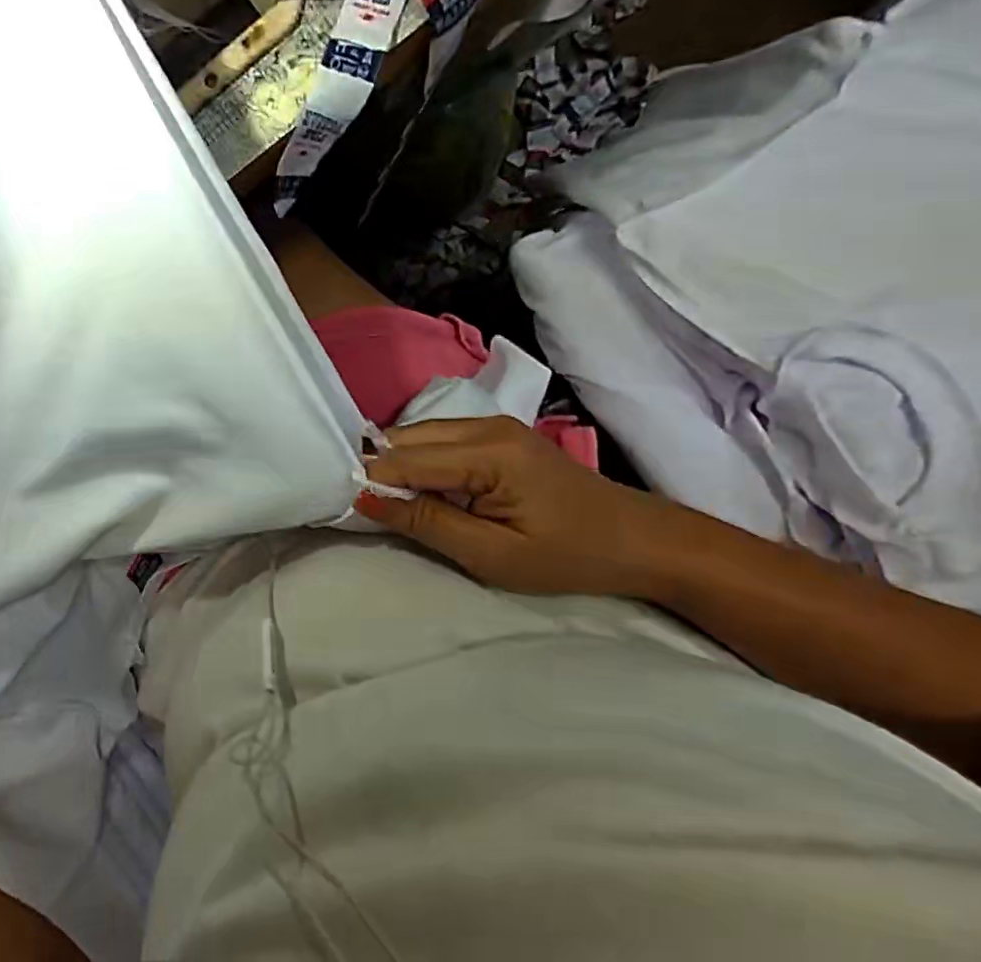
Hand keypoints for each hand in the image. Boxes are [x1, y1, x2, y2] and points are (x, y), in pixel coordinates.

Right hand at [356, 415, 676, 598]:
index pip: (404, 459)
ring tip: (387, 504)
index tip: (341, 507)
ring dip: (397, 466)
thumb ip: (426, 523)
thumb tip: (365, 497)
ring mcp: (493, 425)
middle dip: (378, 469)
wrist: (638, 540)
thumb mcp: (492, 554)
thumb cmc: (569, 556)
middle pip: (406, 438)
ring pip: (418, 435)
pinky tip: (418, 491)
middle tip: (361, 508)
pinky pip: (438, 440)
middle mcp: (485, 425)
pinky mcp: (497, 434)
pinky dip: (418, 463)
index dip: (368, 481)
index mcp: (487, 452)